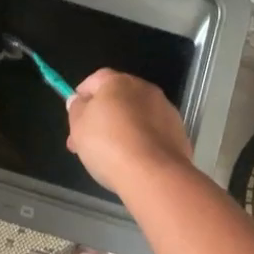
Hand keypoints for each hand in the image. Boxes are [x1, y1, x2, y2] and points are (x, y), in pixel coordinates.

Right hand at [65, 69, 193, 192]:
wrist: (154, 174)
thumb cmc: (108, 144)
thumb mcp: (78, 126)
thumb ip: (76, 109)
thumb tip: (79, 101)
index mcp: (119, 82)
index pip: (97, 79)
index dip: (83, 95)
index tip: (74, 114)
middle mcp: (145, 89)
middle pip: (118, 98)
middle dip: (102, 116)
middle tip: (86, 141)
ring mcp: (165, 110)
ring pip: (137, 116)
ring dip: (123, 128)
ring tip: (110, 155)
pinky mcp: (178, 132)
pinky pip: (153, 133)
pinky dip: (142, 141)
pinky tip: (133, 160)